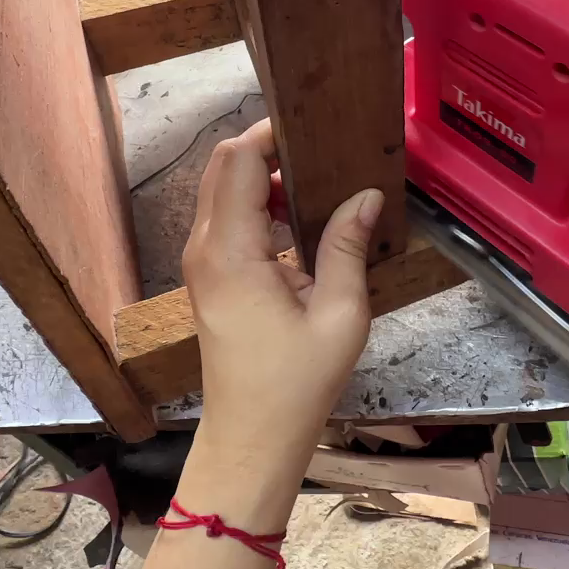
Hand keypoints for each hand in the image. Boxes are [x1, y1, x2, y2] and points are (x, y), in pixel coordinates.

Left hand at [183, 119, 380, 451]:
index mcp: (232, 251)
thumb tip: (367, 194)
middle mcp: (205, 247)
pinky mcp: (208, 273)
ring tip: (314, 180)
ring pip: (221, 187)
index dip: (270, 134)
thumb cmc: (296, 382)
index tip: (312, 129)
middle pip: (223, 165)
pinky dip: (256, 200)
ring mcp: (201, 260)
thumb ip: (348, 247)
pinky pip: (225, 215)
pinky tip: (296, 214)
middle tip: (319, 151)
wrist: (251, 439)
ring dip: (262, 175)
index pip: (238, 161)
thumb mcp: (339, 315)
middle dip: (267, 148)